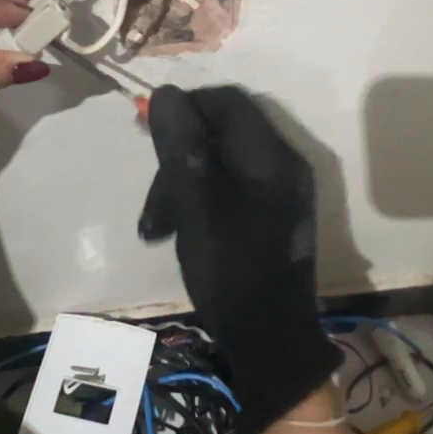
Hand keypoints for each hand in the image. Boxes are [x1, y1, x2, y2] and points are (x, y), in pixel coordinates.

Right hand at [138, 86, 341, 432]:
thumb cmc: (230, 267)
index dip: (184, 107)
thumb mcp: (194, 201)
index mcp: (270, 154)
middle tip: (151, 201)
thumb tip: (165, 94)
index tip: (148, 131)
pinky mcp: (276, 216)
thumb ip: (180, 143)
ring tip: (155, 228)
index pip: (226, 101)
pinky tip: (179, 233)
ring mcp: (283, 192)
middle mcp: (284, 164)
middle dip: (178, 159)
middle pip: (221, 134)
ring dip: (184, 186)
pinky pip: (234, 189)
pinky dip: (202, 202)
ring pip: (222, 165)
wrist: (270, 339)